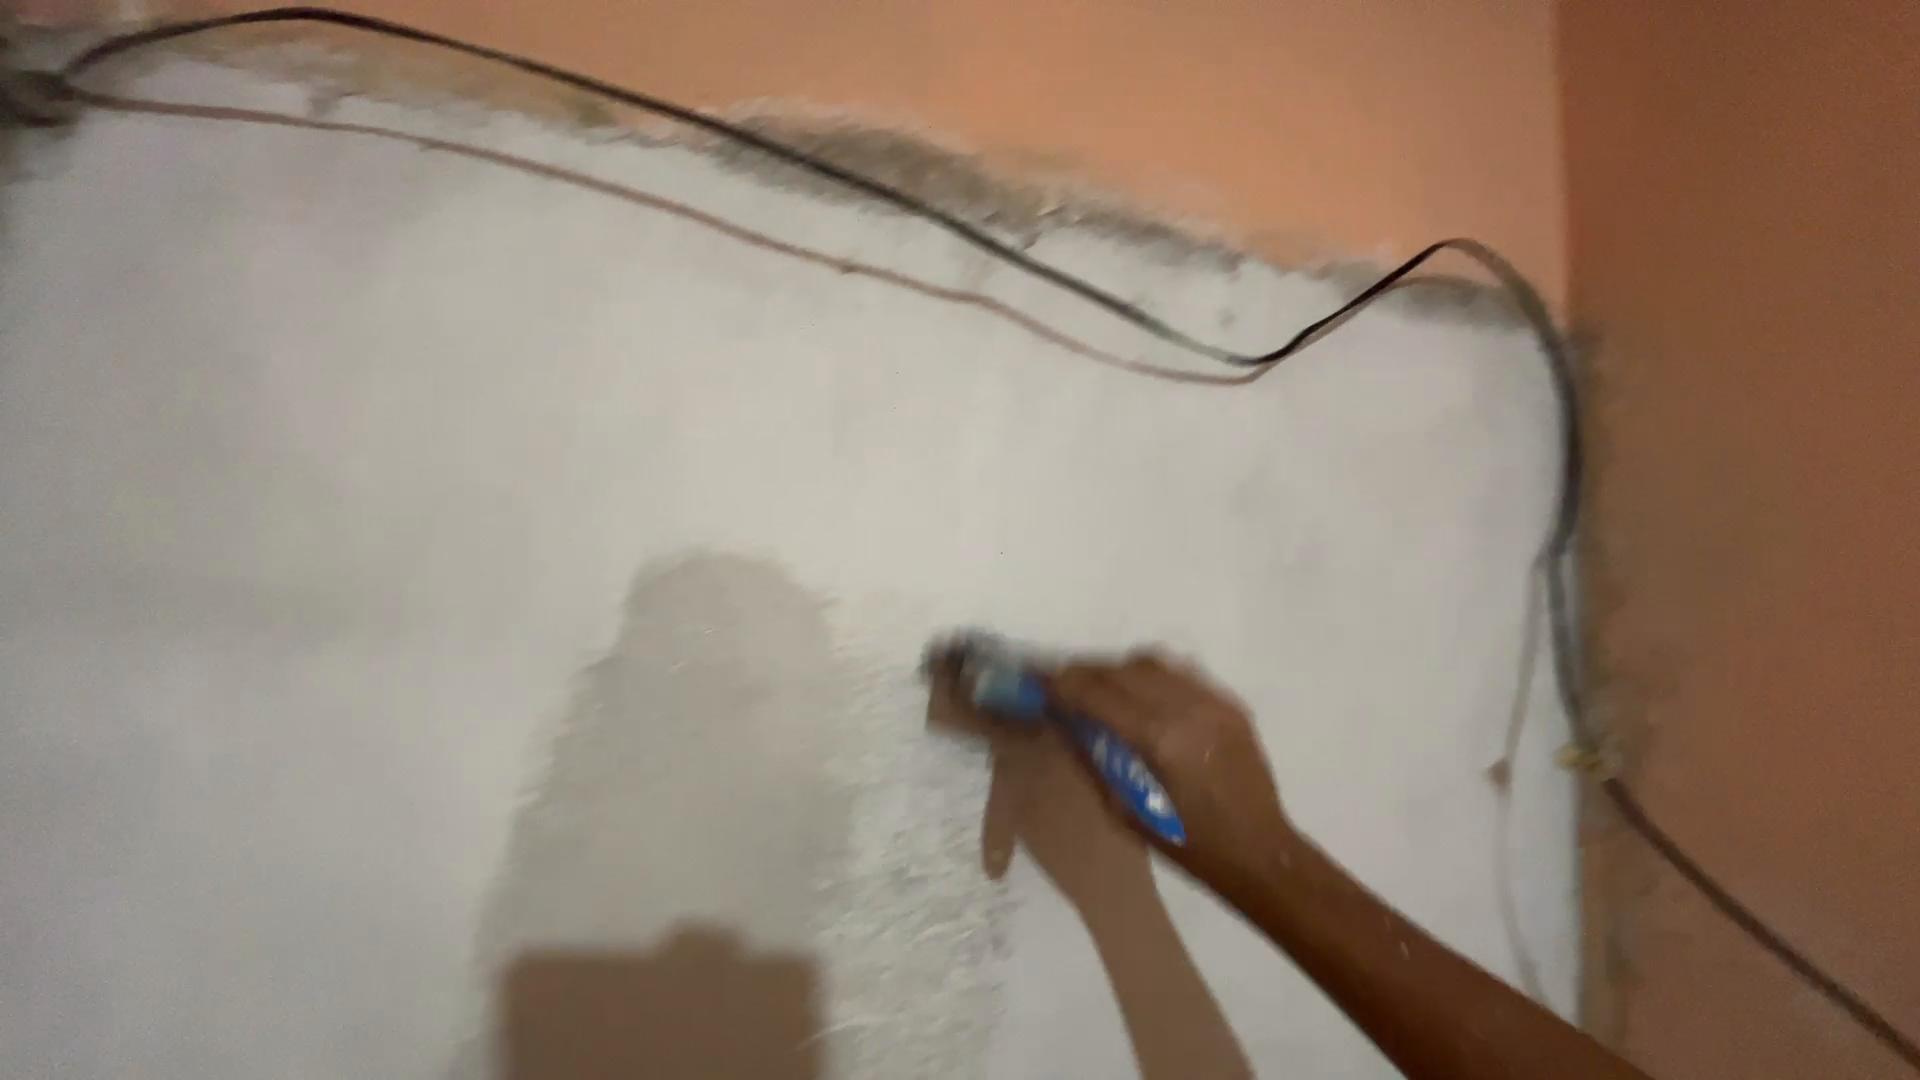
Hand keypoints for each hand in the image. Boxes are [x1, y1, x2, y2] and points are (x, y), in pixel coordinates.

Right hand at [1046, 652, 1298, 890]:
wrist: (1259, 853)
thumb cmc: (1186, 844)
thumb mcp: (1123, 810)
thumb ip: (1089, 756)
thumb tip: (1059, 720)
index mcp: (1159, 740)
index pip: (1097, 694)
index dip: (1062, 684)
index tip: (1036, 680)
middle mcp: (1187, 708)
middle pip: (1121, 670)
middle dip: (1085, 672)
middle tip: (1061, 683)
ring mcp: (1213, 701)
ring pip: (1150, 662)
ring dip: (1116, 669)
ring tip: (1098, 686)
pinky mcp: (1229, 703)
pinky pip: (1180, 672)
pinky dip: (1150, 675)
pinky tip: (1139, 694)